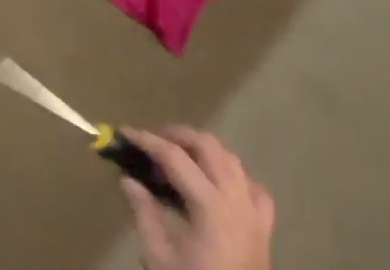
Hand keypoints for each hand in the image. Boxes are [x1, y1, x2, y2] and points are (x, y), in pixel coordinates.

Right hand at [120, 127, 274, 269]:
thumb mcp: (158, 256)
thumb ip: (143, 212)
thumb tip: (128, 180)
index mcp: (210, 205)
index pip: (173, 157)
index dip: (146, 141)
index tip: (124, 133)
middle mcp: (236, 199)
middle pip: (208, 146)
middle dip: (177, 135)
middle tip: (151, 140)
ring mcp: (255, 212)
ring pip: (232, 159)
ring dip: (204, 150)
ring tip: (179, 157)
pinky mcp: (265, 227)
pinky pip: (253, 187)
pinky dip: (233, 176)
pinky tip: (217, 184)